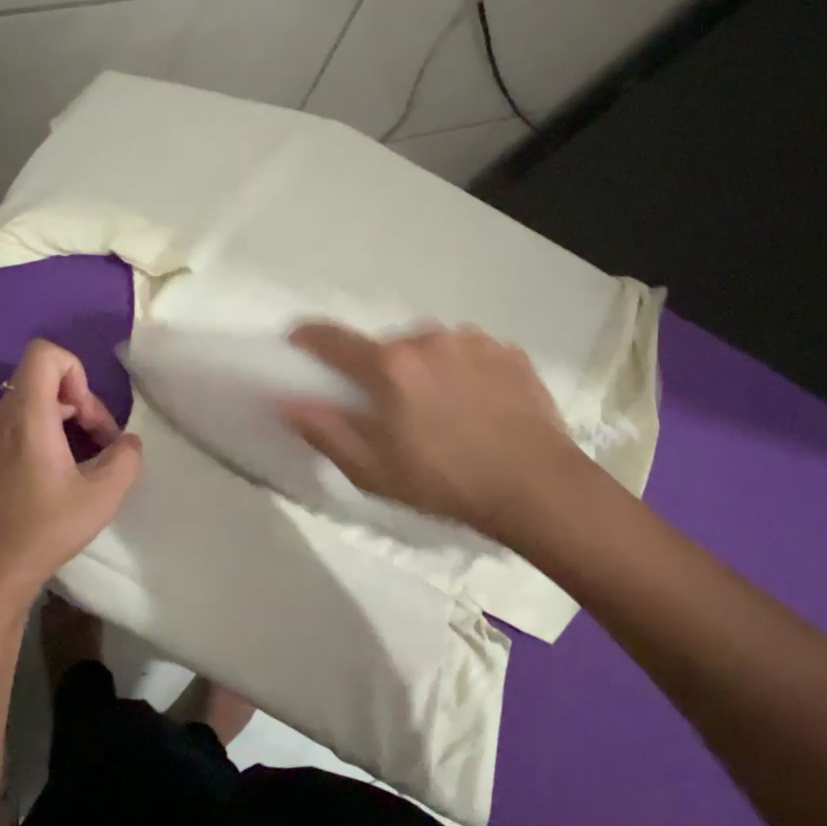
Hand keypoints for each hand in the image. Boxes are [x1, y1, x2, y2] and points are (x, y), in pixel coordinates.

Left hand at [0, 340, 143, 602]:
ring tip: (86, 459)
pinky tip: (61, 470)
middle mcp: (0, 414)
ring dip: (65, 419)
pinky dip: (45, 432)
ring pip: (33, 400)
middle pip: (44, 379)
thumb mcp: (103, 495)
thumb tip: (128, 442)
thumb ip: (126, 459)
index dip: (77, 373)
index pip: (45, 353)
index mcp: (26, 414)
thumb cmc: (45, 529)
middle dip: (80, 403)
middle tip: (101, 445)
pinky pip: (19, 421)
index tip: (87, 416)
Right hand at [281, 322, 578, 539]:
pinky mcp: (509, 351)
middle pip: (385, 347)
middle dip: (379, 372)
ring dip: (424, 371)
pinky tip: (477, 409)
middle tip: (390, 412)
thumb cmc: (446, 483)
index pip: (331, 337)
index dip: (307, 340)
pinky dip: (463, 374)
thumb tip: (287, 401)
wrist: (539, 488)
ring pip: (430, 349)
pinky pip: (470, 355)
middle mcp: (428, 338)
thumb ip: (325, 431)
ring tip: (442, 414)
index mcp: (389, 365)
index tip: (298, 349)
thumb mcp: (373, 471)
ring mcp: (474, 341)